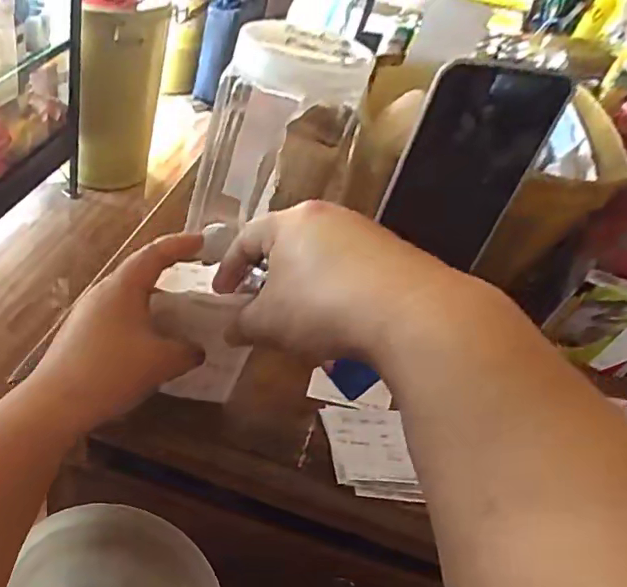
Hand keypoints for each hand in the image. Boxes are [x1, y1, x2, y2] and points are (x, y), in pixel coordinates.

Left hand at [21, 232, 203, 431]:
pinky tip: (147, 350)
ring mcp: (86, 315)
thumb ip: (186, 352)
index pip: (155, 254)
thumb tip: (197, 351)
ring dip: (152, 308)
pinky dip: (137, 327)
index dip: (180, 245)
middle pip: (139, 276)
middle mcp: (102, 293)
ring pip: (127, 302)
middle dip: (168, 279)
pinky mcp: (79, 337)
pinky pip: (116, 323)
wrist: (58, 403)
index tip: (202, 241)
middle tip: (192, 286)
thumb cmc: (112, 372)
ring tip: (174, 322)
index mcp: (122, 287)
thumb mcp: (161, 362)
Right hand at [213, 201, 504, 367]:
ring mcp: (364, 233)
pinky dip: (334, 298)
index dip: (228, 268)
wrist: (405, 312)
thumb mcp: (268, 322)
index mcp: (290, 221)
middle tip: (259, 309)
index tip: (221, 294)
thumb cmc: (320, 308)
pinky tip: (337, 327)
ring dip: (303, 292)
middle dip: (269, 280)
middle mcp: (328, 217)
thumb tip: (230, 330)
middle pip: (287, 246)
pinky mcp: (391, 256)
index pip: (247, 238)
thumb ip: (243, 324)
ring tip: (299, 325)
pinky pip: (349, 276)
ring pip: (320, 262)